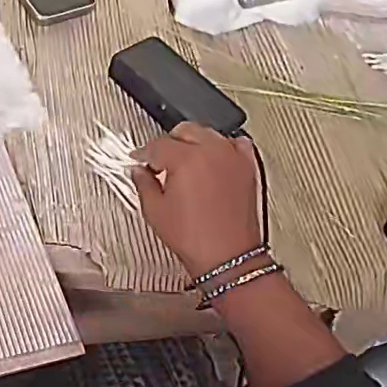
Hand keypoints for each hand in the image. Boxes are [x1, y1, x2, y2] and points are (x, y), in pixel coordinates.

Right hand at [131, 122, 264, 278]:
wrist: (227, 255)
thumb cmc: (196, 237)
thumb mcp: (155, 210)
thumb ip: (144, 184)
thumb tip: (140, 173)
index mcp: (186, 159)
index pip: (157, 145)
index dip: (143, 153)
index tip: (139, 159)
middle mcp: (212, 152)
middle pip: (184, 131)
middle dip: (168, 143)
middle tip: (158, 160)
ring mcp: (233, 157)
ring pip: (209, 134)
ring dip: (193, 143)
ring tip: (183, 162)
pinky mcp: (248, 166)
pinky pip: (234, 144)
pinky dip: (220, 148)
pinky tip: (211, 161)